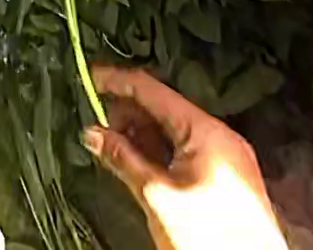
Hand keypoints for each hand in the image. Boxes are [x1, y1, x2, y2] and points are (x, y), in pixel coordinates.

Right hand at [85, 66, 285, 249]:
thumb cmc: (210, 242)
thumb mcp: (157, 196)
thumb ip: (122, 158)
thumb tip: (92, 133)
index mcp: (205, 131)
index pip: (151, 89)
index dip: (117, 82)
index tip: (89, 79)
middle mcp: (218, 136)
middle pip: (161, 108)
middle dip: (127, 115)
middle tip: (99, 128)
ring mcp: (223, 158)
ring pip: (170, 130)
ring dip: (139, 135)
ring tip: (113, 149)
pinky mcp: (224, 179)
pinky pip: (182, 150)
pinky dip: (156, 153)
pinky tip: (136, 164)